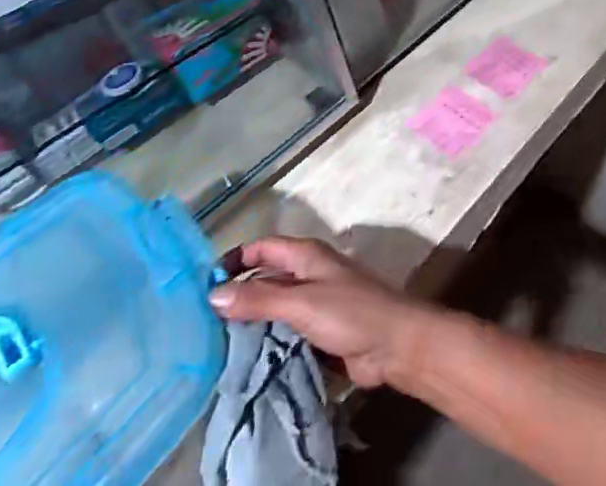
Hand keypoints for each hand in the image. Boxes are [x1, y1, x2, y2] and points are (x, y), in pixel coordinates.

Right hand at [208, 236, 440, 387]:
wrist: (399, 347)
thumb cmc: (351, 314)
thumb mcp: (300, 303)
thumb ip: (258, 299)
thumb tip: (213, 295)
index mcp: (304, 255)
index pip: (261, 248)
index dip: (235, 260)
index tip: (207, 280)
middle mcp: (308, 273)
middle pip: (266, 278)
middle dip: (240, 293)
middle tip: (206, 317)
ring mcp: (316, 303)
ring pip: (275, 307)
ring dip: (253, 320)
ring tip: (219, 340)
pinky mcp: (322, 332)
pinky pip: (288, 331)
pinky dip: (270, 339)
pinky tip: (249, 357)